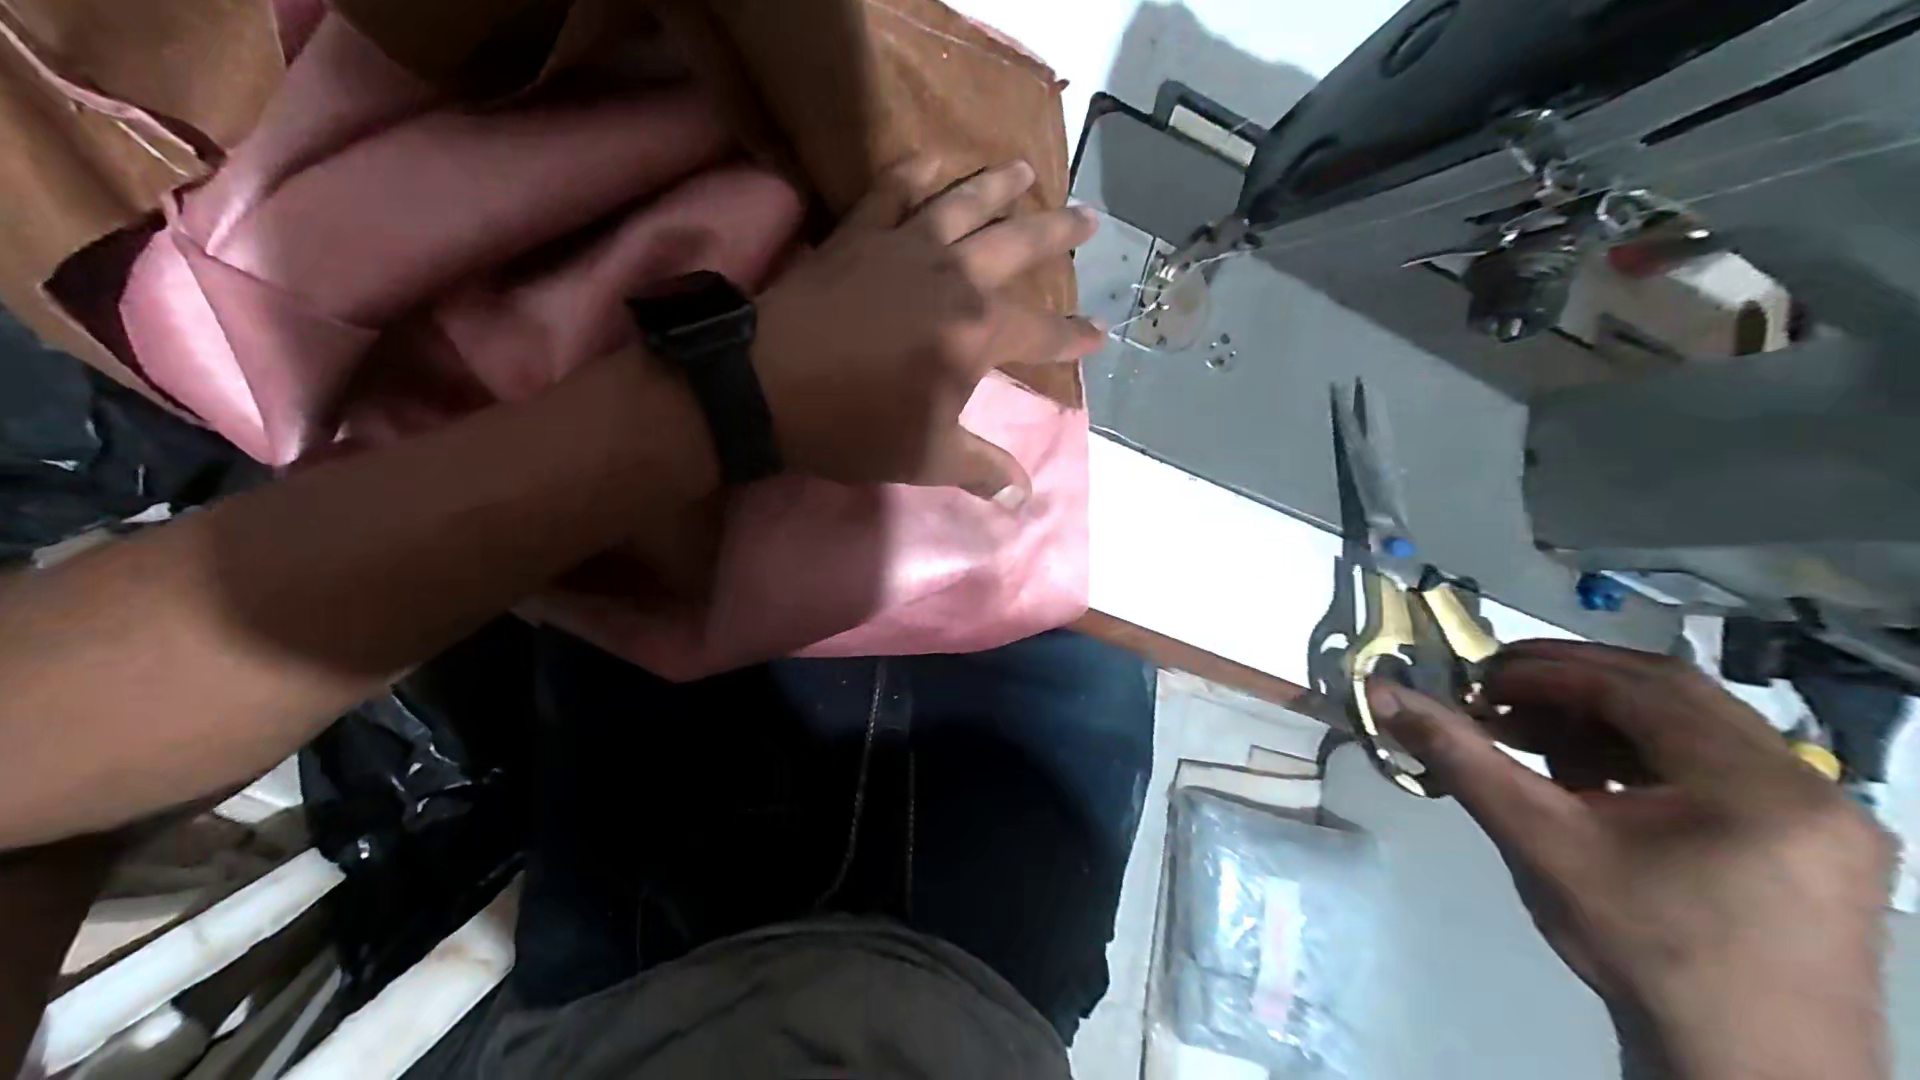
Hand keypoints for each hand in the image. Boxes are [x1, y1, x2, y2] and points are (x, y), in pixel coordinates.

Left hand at [752, 156, 1103, 504]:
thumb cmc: (854, 426)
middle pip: (1017, 245)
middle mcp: (953, 278)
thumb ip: (983, 471)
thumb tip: (1025, 498)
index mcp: (976, 333)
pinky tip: (932, 162)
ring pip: (964, 203)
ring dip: (998, 185)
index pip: (1041, 333)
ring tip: (1024, 170)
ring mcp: (905, 247)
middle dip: (1058, 233)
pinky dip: (914, 173)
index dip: (1073, 336)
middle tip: (1089, 218)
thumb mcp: (927, 458)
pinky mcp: (858, 233)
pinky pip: (892, 190)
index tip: (1098, 333)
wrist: (766, 387)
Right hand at [1369, 641, 1893, 1079]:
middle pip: (1673, 693)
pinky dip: (1637, 750)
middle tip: (1497, 685)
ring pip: (1692, 724)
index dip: (1548, 672)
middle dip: (1573, 680)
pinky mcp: (1810, 837)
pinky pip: (1711, 761)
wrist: (1741, 1066)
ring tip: (1528, 726)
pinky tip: (1583, 769)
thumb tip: (1381, 693)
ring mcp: (1822, 811)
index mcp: (1759, 784)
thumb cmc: (1637, 945)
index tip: (1479, 679)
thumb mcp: (1537, 841)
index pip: (1640, 689)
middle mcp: (1809, 783)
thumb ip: (1459, 757)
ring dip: (1602, 714)